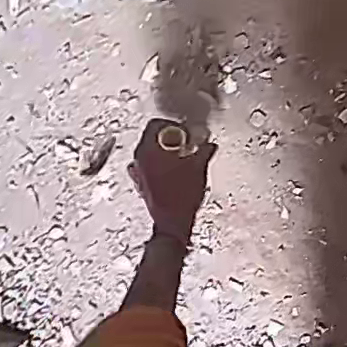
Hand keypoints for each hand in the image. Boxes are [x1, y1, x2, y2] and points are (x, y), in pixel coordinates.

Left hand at [130, 118, 215, 245]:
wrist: (172, 222)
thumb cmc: (181, 197)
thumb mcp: (197, 168)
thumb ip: (203, 151)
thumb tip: (208, 145)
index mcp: (149, 149)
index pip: (156, 124)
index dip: (174, 125)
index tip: (186, 132)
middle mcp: (139, 159)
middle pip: (152, 136)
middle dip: (172, 137)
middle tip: (187, 143)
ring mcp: (138, 172)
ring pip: (151, 151)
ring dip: (166, 151)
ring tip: (183, 158)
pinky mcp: (141, 183)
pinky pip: (150, 165)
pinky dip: (161, 164)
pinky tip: (175, 171)